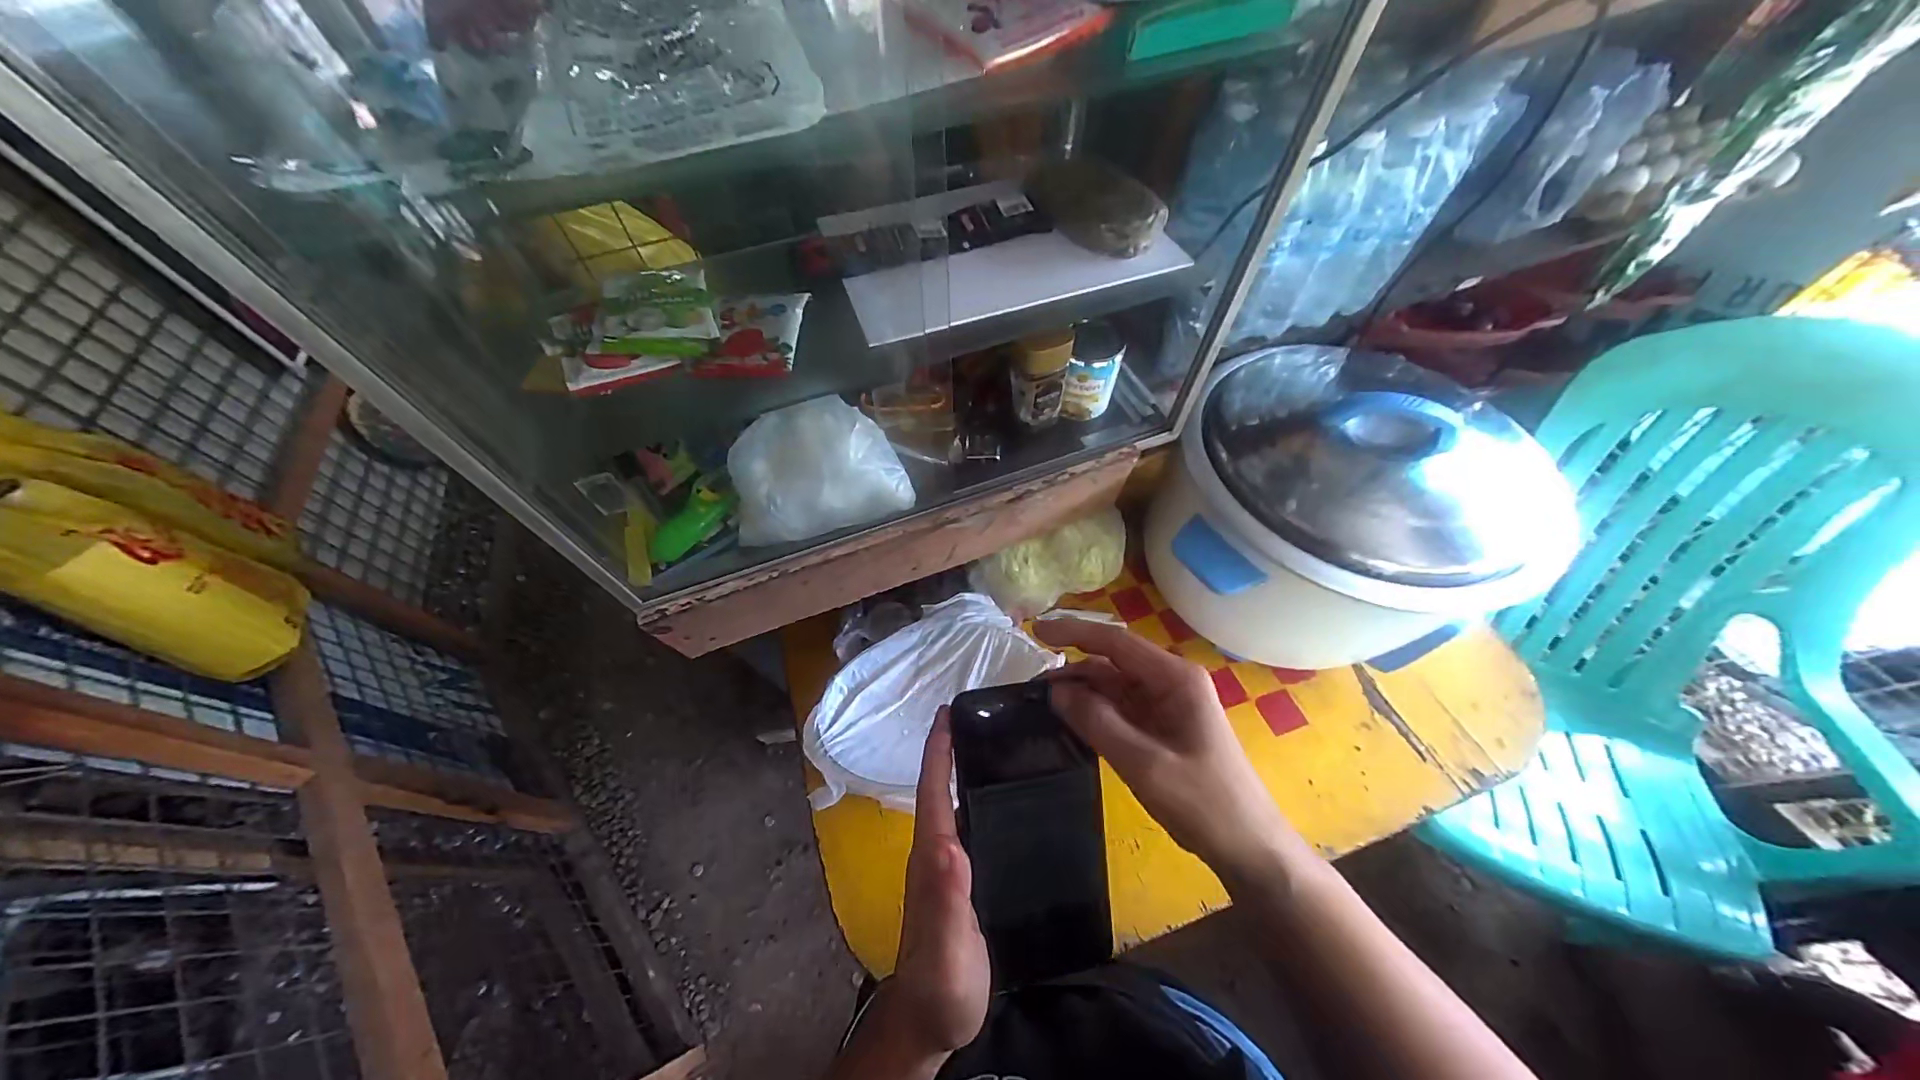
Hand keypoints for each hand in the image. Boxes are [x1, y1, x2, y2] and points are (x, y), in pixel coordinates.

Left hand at [881, 708, 990, 1057]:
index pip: (933, 792)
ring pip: (952, 805)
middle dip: (951, 750)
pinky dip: (975, 801)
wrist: (930, 1021)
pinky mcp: (959, 883)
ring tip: (991, 744)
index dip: (938, 751)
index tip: (948, 712)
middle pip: (940, 790)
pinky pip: (966, 827)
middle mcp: (935, 854)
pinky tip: (997, 800)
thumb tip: (951, 843)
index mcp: (933, 857)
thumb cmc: (941, 986)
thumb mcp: (947, 947)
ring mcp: (945, 869)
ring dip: (962, 771)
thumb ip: (946, 900)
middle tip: (978, 717)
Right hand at [1033, 618, 1314, 883]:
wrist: (1249, 847)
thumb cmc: (1203, 803)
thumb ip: (1097, 722)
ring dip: (1082, 691)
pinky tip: (1070, 720)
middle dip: (1073, 668)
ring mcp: (1168, 705)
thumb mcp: (1144, 764)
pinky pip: (1121, 708)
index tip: (1036, 631)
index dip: (1075, 632)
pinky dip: (1094, 710)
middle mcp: (1172, 683)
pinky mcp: (1163, 728)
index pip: (1117, 642)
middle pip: (1113, 662)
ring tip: (1042, 703)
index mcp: (1176, 679)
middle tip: (1031, 685)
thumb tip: (1056, 690)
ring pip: (1114, 686)